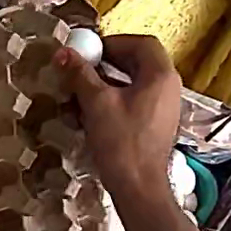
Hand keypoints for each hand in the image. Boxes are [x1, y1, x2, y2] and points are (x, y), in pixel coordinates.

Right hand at [57, 35, 180, 205]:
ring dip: (105, 84)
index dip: (113, 43)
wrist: (138, 187)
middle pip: (137, 63)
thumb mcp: (96, 103)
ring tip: (79, 93)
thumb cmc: (122, 142)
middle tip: (81, 69)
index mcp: (160, 76)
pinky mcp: (154, 126)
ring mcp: (163, 109)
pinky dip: (112, 102)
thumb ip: (80, 75)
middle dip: (106, 64)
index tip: (88, 51)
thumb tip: (63, 52)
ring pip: (133, 84)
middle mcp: (167, 89)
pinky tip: (89, 114)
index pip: (141, 43)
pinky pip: (133, 103)